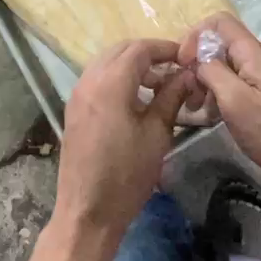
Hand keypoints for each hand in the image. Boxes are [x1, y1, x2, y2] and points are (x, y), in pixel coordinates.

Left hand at [54, 38, 193, 236]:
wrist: (88, 212)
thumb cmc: (127, 175)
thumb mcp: (157, 134)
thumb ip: (171, 97)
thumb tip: (187, 74)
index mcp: (109, 84)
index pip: (139, 49)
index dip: (165, 48)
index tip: (186, 57)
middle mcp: (88, 81)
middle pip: (120, 50)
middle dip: (148, 54)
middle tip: (173, 69)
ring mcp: (77, 94)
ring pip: (106, 62)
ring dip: (132, 65)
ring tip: (158, 85)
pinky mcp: (73, 109)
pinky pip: (97, 79)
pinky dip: (117, 78)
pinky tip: (135, 99)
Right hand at [184, 13, 260, 191]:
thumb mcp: (235, 102)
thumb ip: (214, 72)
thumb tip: (199, 58)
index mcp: (252, 54)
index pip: (220, 22)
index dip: (196, 35)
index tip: (183, 63)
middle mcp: (258, 58)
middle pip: (220, 43)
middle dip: (198, 61)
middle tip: (186, 91)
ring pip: (226, 64)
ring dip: (206, 80)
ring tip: (195, 106)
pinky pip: (235, 82)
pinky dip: (218, 93)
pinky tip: (213, 114)